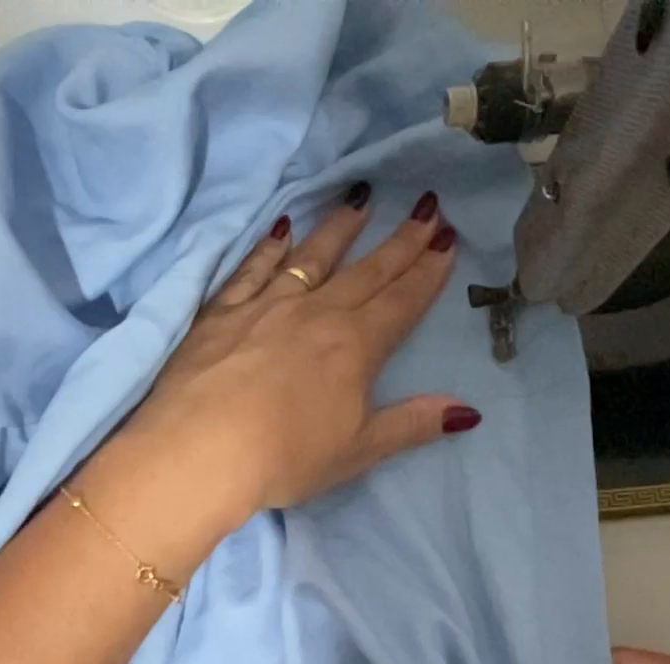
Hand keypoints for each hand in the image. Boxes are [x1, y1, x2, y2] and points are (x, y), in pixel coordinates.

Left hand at [116, 182, 475, 517]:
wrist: (200, 451)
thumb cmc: (286, 458)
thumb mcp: (359, 451)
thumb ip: (413, 424)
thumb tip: (469, 411)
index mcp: (355, 347)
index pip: (402, 302)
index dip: (428, 272)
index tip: (447, 240)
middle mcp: (316, 314)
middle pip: (367, 272)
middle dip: (400, 241)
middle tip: (425, 207)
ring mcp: (266, 307)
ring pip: (312, 257)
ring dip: (340, 228)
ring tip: (361, 198)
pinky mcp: (222, 311)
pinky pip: (252, 268)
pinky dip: (269, 247)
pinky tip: (281, 228)